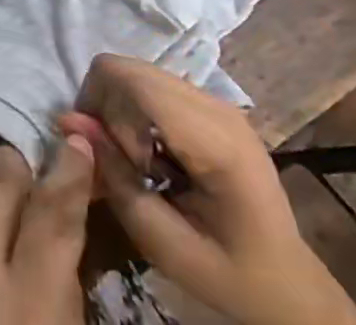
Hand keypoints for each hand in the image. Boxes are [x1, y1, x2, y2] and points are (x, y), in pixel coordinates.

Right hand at [60, 55, 355, 324]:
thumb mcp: (163, 244)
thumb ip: (114, 178)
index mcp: (215, 142)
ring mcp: (218, 102)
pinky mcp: (212, 105)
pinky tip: (148, 157)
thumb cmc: (228, 274)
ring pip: (137, 74)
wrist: (288, 284)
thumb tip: (67, 121)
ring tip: (132, 164)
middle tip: (111, 161)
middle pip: (130, 70)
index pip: (135, 81)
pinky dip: (134, 113)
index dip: (99, 106)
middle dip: (105, 108)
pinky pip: (152, 86)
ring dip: (119, 111)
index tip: (99, 154)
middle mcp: (218, 107)